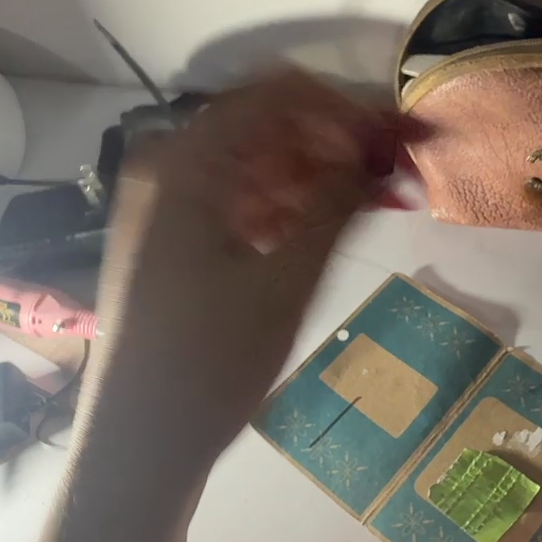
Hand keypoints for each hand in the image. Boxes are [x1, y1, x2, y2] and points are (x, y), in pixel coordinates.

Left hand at [84, 69, 419, 470]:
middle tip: (399, 171)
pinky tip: (328, 227)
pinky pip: (242, 199)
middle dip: (337, 142)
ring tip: (378, 201)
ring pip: (259, 163)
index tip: (401, 135)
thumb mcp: (286, 283)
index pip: (277, 95)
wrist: (140, 445)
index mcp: (183, 163)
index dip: (347, 108)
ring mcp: (167, 204)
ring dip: (319, 174)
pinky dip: (289, 205)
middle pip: (268, 126)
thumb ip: (336, 204)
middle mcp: (167, 168)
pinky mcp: (175, 238)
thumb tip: (381, 148)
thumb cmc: (208, 365)